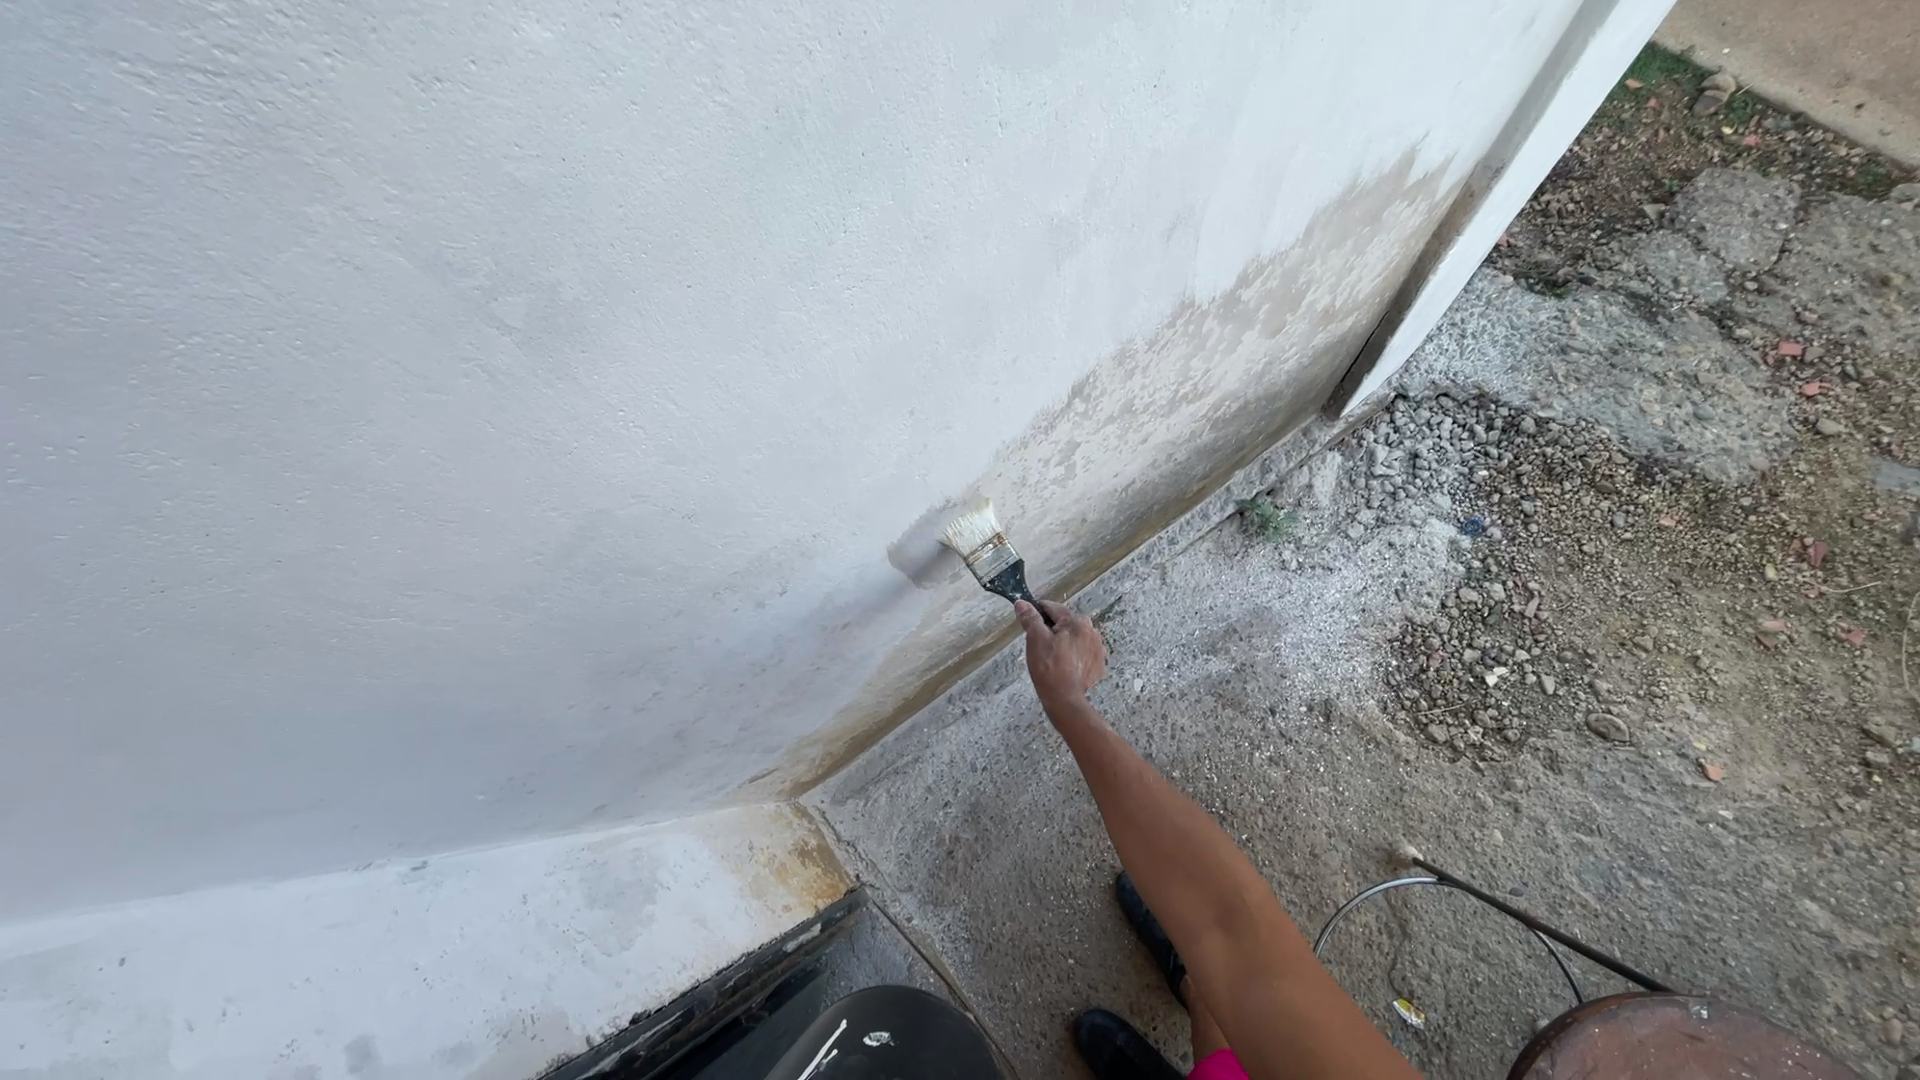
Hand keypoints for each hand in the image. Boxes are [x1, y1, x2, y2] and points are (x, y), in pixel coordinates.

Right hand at [1015, 599, 1107, 714]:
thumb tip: (1022, 603)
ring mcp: (1097, 648)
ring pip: (1075, 638)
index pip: (1053, 608)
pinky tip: (1064, 665)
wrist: (1064, 698)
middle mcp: (1091, 631)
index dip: (1037, 612)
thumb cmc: (1049, 668)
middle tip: (1040, 645)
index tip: (1029, 619)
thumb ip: (1030, 618)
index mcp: (1076, 622)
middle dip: (1052, 629)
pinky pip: (1083, 653)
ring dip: (1064, 642)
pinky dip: (1074, 656)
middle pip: (1065, 623)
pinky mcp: (1098, 664)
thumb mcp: (1035, 639)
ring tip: (1052, 657)